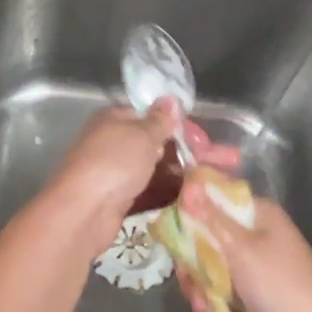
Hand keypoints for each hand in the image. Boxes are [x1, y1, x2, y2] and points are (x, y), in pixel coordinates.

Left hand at [48, 99, 236, 242]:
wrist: (82, 212)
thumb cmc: (113, 163)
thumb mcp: (141, 135)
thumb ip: (159, 121)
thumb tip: (169, 99)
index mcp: (117, 120)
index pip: (156, 117)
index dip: (184, 128)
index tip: (209, 142)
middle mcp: (116, 143)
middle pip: (162, 145)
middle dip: (195, 154)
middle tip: (229, 163)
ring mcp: (119, 174)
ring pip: (160, 171)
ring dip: (189, 176)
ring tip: (221, 185)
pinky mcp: (122, 200)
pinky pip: (153, 192)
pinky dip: (173, 194)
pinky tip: (199, 201)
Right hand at [174, 187, 311, 311]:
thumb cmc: (279, 285)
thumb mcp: (240, 248)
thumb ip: (210, 217)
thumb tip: (189, 182)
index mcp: (258, 213)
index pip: (214, 197)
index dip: (189, 211)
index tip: (171, 233)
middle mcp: (255, 232)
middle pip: (206, 233)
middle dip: (191, 259)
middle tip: (188, 281)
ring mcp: (254, 262)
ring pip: (209, 262)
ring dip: (199, 284)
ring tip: (202, 307)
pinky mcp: (252, 289)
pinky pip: (221, 285)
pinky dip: (212, 299)